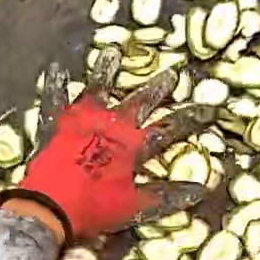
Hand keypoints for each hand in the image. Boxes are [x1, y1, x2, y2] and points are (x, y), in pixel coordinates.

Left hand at [0, 49, 214, 241]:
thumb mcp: (133, 206)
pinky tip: (55, 69)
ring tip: (112, 51)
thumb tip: (201, 190)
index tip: (211, 108)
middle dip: (157, 88)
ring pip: (97, 90)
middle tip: (171, 71)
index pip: (170, 128)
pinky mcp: (55, 126)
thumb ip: (165, 196)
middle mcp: (110, 125)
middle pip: (139, 101)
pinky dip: (55, 85)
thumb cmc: (93, 208)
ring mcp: (81, 122)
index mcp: (132, 145)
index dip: (191, 118)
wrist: (49, 208)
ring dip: (106, 71)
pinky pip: (54, 101)